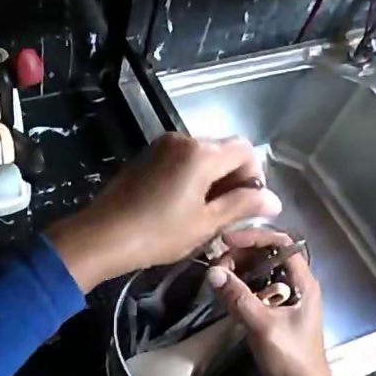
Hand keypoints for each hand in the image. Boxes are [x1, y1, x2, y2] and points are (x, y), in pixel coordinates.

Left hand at [46, 134, 281, 290]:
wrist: (102, 236)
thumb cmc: (158, 233)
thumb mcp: (206, 223)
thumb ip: (242, 206)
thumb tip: (273, 200)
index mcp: (202, 152)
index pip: (246, 150)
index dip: (254, 177)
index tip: (249, 206)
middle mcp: (183, 139)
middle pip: (224, 149)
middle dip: (234, 178)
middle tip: (229, 214)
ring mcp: (162, 146)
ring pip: (202, 155)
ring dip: (213, 178)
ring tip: (206, 214)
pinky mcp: (147, 157)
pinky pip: (181, 159)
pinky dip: (192, 177)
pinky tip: (183, 206)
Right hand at [207, 230, 374, 375]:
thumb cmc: (292, 360)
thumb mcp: (263, 326)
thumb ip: (239, 298)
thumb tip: (212, 271)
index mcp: (304, 282)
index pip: (281, 242)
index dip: (254, 236)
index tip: (226, 241)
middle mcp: (298, 285)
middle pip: (270, 254)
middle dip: (243, 253)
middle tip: (218, 262)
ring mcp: (288, 299)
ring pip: (263, 270)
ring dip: (241, 268)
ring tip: (218, 274)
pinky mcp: (278, 312)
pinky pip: (259, 287)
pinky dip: (242, 284)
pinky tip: (226, 290)